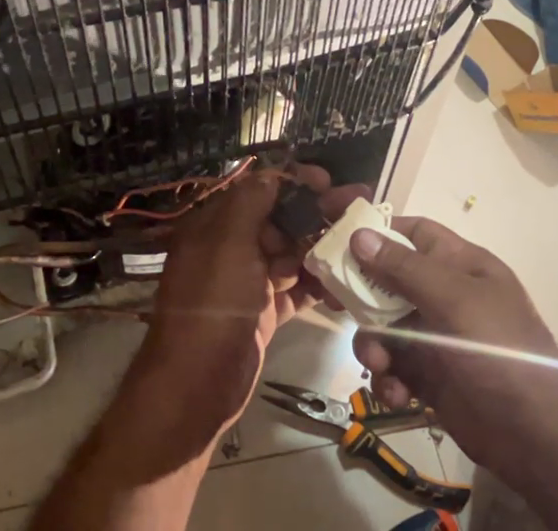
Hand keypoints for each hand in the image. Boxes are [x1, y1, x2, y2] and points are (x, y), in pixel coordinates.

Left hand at [128, 163, 368, 446]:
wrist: (197, 384)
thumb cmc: (213, 305)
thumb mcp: (228, 244)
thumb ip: (250, 204)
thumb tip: (273, 173)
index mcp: (214, 225)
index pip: (257, 190)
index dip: (292, 182)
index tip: (327, 182)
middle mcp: (229, 248)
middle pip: (278, 220)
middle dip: (315, 214)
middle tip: (357, 208)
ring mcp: (247, 282)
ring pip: (291, 254)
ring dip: (322, 249)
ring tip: (360, 244)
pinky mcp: (263, 312)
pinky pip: (295, 290)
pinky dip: (319, 286)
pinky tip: (347, 284)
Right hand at [347, 218, 557, 492]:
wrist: (536, 436)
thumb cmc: (499, 351)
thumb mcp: (453, 300)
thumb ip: (403, 268)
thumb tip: (358, 234)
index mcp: (462, 266)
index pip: (415, 233)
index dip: (379, 233)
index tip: (339, 242)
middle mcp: (447, 296)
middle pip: (389, 282)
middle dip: (364, 299)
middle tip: (337, 308)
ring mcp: (438, 338)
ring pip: (384, 327)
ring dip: (373, 345)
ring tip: (379, 365)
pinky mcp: (430, 377)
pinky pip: (394, 367)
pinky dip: (388, 378)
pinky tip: (395, 394)